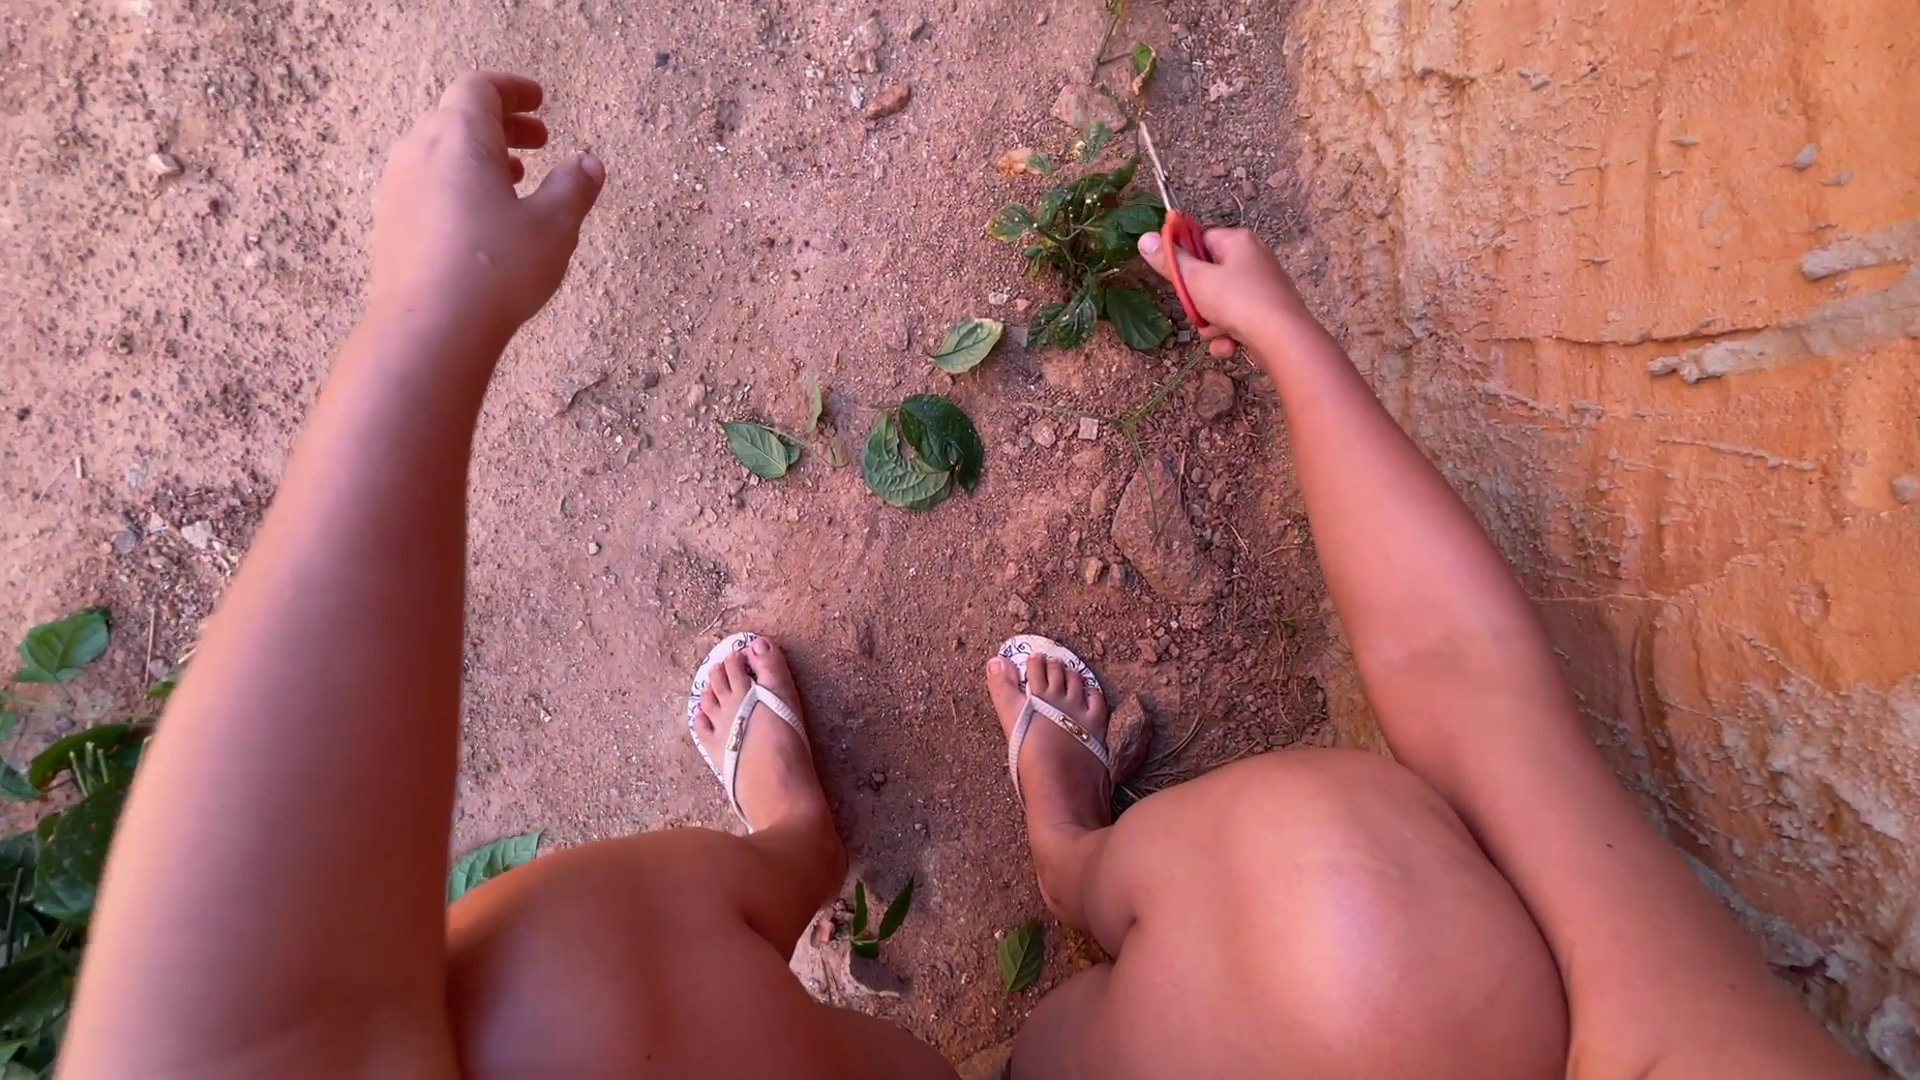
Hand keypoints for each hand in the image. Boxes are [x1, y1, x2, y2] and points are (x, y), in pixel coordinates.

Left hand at [369, 72, 604, 342]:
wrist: (432, 325)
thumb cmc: (498, 269)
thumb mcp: (554, 228)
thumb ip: (573, 190)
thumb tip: (590, 164)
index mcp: (460, 139)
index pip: (480, 90)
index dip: (512, 90)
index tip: (539, 99)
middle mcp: (419, 150)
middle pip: (457, 117)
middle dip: (502, 124)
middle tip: (539, 139)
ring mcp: (398, 186)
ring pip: (440, 151)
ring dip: (480, 155)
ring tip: (514, 178)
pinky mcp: (392, 221)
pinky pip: (428, 184)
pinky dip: (459, 183)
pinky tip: (481, 216)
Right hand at [1137, 228, 1314, 360]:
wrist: (1281, 338)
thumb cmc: (1238, 301)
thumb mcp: (1195, 281)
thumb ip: (1170, 262)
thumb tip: (1144, 238)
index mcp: (1237, 241)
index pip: (1199, 240)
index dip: (1184, 262)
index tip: (1177, 281)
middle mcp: (1252, 258)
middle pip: (1207, 277)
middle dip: (1198, 304)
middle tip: (1199, 312)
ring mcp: (1261, 286)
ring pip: (1218, 304)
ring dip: (1211, 325)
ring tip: (1219, 332)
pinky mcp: (1266, 312)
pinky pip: (1235, 321)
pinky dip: (1228, 336)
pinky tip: (1231, 346)